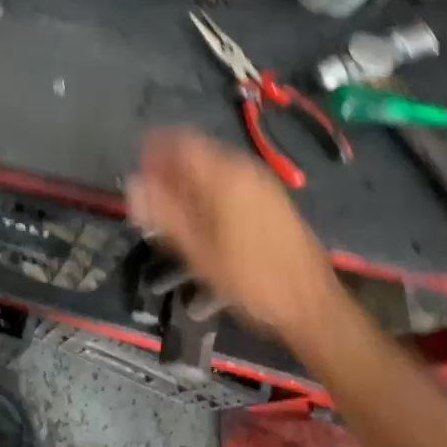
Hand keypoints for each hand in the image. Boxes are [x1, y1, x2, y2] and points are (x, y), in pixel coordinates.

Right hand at [126, 127, 347, 341]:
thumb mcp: (199, 251)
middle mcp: (245, 169)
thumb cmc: (251, 280)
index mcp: (224, 176)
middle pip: (198, 151)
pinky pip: (232, 179)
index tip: (137, 166)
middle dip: (170, 165)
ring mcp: (263, 183)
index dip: (154, 148)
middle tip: (151, 190)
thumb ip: (164, 213)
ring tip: (172, 206)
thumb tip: (134, 185)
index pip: (181, 142)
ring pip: (215, 166)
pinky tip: (204, 215)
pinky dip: (210, 187)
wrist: (313, 305)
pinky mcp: (273, 199)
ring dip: (189, 177)